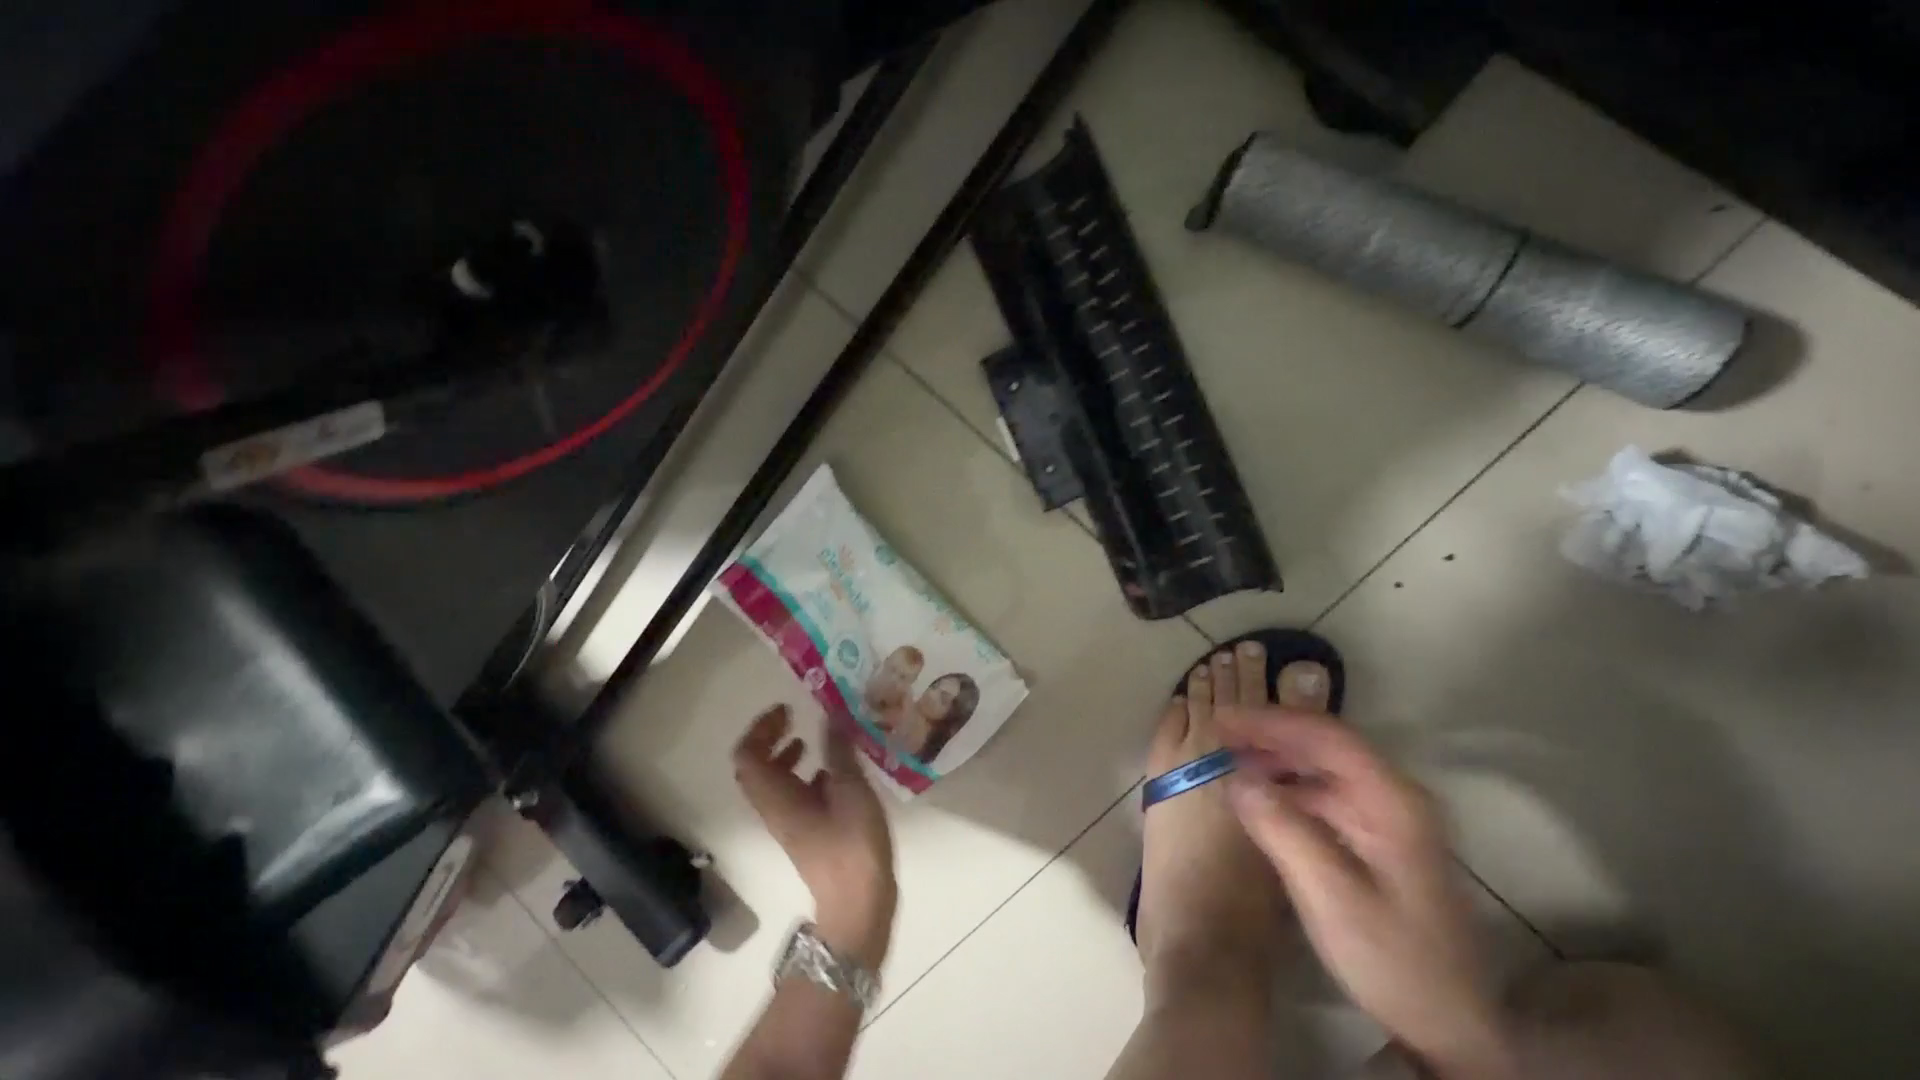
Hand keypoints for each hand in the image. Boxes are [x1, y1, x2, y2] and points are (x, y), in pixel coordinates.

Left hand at [734, 704, 897, 968]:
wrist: (857, 906)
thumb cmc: (853, 847)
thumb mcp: (852, 792)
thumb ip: (839, 752)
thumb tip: (831, 716)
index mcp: (777, 798)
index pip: (747, 756)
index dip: (760, 727)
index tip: (787, 709)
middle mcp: (775, 809)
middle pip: (755, 767)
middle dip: (769, 737)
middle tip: (795, 718)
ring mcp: (789, 822)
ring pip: (773, 781)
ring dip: (784, 755)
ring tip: (809, 738)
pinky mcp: (806, 832)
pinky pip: (793, 795)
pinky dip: (803, 774)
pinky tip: (832, 770)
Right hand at [1217, 708, 1515, 1077]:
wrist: (1451, 1023)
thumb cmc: (1393, 959)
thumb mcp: (1331, 898)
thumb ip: (1282, 831)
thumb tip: (1236, 777)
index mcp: (1393, 802)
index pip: (1328, 738)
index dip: (1272, 722)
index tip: (1221, 720)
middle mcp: (1396, 798)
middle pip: (1329, 746)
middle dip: (1271, 734)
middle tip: (1217, 735)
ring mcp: (1391, 819)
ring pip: (1327, 769)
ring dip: (1279, 759)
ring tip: (1230, 760)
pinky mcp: (1381, 841)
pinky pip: (1330, 796)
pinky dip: (1292, 788)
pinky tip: (1262, 798)